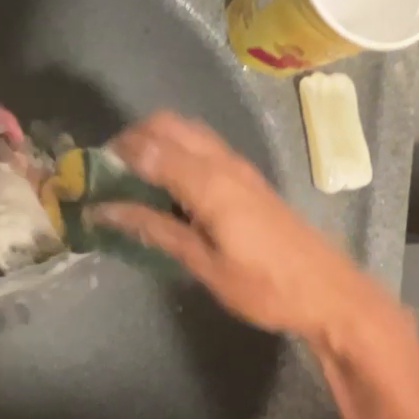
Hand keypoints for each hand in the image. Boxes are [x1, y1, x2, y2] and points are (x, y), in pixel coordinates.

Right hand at [90, 110, 405, 348]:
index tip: (87, 174)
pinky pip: (201, 145)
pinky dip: (174, 150)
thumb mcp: (204, 264)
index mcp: (210, 183)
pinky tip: (164, 186)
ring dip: (153, 141)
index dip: (114, 155)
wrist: (330, 293)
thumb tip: (104, 210)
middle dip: (131, 139)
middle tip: (107, 172)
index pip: (150, 148)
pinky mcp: (246, 176)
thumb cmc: (265, 287)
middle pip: (167, 124)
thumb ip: (154, 229)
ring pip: (185, 130)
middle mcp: (223, 162)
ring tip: (130, 178)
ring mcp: (238, 166)